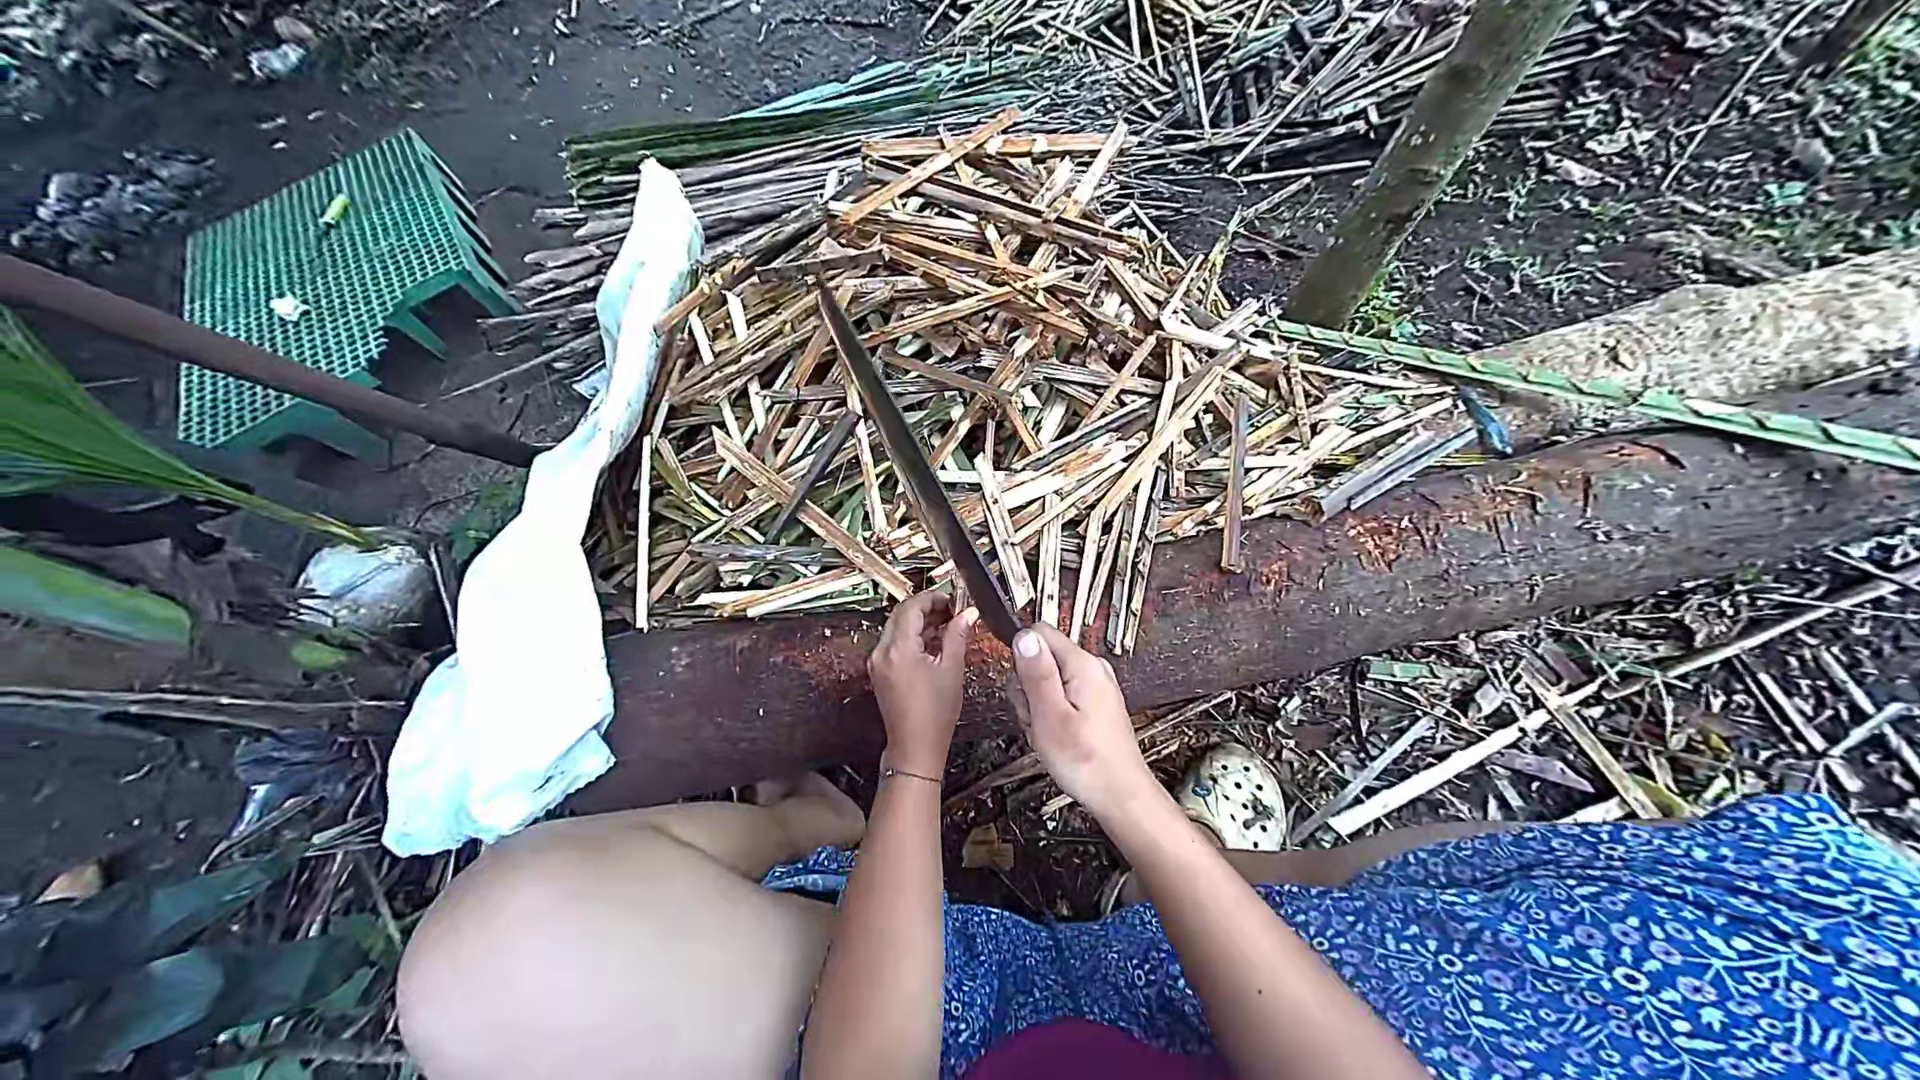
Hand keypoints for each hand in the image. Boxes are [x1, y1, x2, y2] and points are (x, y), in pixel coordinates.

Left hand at [869, 592, 977, 776]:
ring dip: (919, 623)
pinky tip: (932, 643)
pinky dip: (912, 638)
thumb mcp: (952, 669)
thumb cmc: (933, 715)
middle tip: (950, 610)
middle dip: (926, 608)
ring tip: (946, 626)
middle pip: (901, 615)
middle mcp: (882, 652)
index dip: (932, 598)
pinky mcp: (879, 671)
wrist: (915, 746)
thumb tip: (967, 614)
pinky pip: (894, 644)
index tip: (950, 599)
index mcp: (899, 649)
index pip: (911, 608)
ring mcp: (878, 662)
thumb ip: (957, 635)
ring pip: (897, 628)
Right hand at [1007, 624, 1159, 820]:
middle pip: (1041, 657)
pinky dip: (1051, 714)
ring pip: (1047, 678)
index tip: (1025, 691)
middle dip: (1028, 687)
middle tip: (1037, 719)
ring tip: (1048, 732)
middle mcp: (1092, 668)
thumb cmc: (1087, 762)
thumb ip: (1036, 673)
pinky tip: (1057, 736)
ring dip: (1037, 705)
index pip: (1038, 632)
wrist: (1119, 795)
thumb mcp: (1050, 716)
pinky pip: (1060, 695)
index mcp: (1082, 665)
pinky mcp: (1094, 701)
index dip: (1021, 660)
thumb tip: (1024, 635)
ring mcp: (1095, 685)